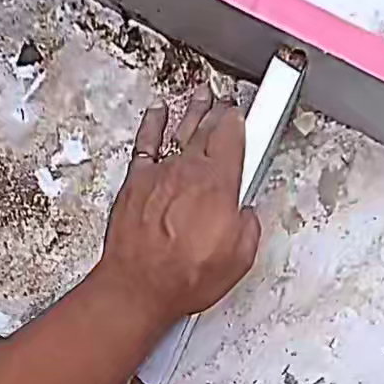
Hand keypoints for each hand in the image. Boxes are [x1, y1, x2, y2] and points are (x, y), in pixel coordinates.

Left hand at [91, 85, 260, 327]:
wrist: (137, 287)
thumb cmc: (181, 278)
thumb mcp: (237, 259)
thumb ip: (248, 228)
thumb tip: (246, 216)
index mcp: (218, 183)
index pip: (233, 135)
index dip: (241, 120)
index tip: (246, 114)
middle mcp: (188, 171)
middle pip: (207, 129)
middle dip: (219, 112)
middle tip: (225, 103)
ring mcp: (159, 174)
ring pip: (179, 130)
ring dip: (193, 111)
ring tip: (201, 96)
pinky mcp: (135, 184)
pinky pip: (145, 144)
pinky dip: (152, 125)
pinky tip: (157, 113)